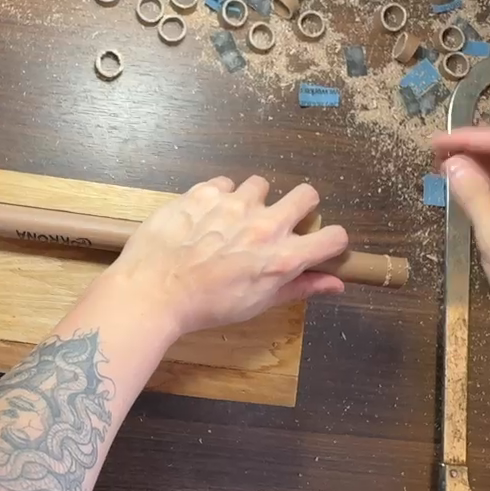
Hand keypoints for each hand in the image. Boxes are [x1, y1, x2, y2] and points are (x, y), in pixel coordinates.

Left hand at [103, 176, 348, 337]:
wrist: (153, 291)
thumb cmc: (206, 306)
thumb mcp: (257, 303)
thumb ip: (299, 288)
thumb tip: (336, 283)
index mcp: (282, 258)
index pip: (333, 237)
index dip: (330, 240)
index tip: (317, 244)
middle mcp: (264, 225)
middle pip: (306, 195)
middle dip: (299, 206)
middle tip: (278, 222)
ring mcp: (234, 203)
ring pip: (260, 185)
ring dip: (252, 200)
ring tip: (231, 220)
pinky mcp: (204, 192)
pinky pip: (223, 183)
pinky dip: (219, 197)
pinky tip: (204, 216)